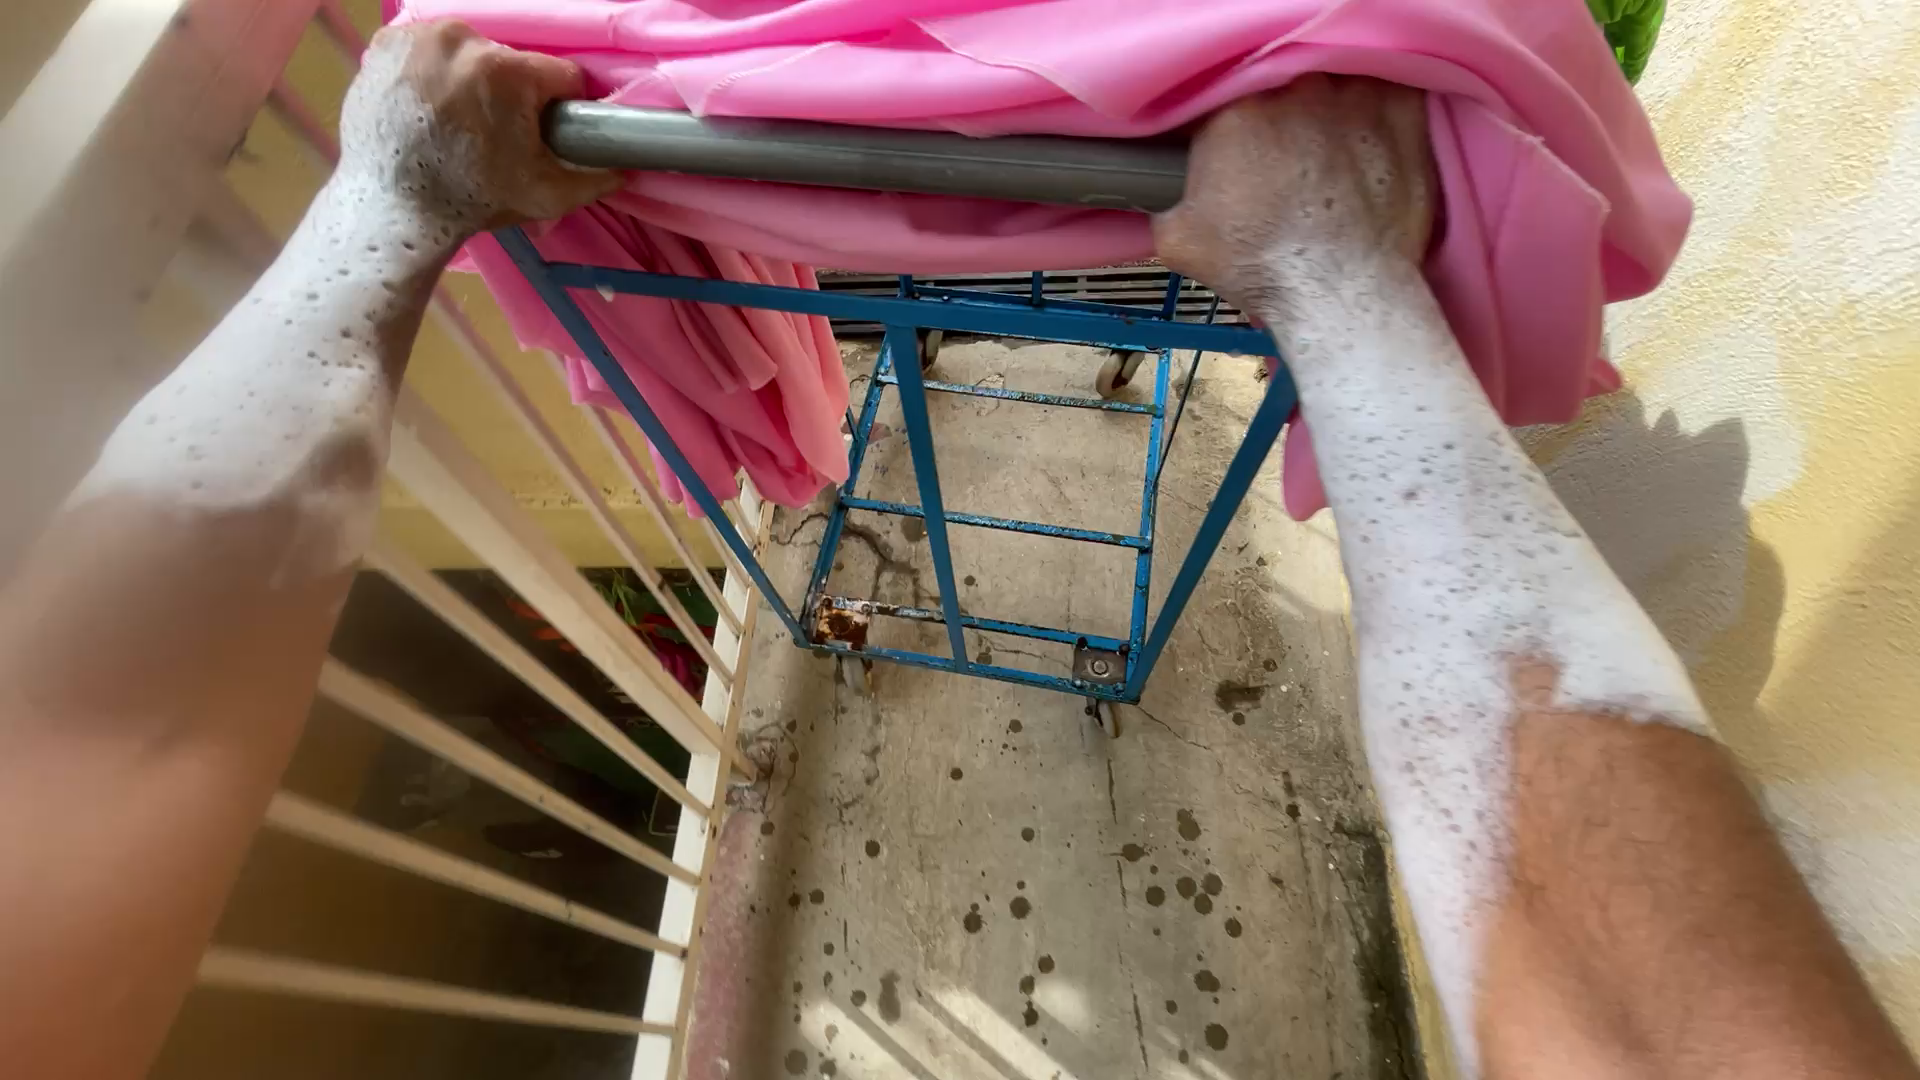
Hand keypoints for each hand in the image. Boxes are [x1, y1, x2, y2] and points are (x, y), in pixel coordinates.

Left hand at [338, 20, 621, 234]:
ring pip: (474, 55)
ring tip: (466, 123)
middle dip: (517, 95)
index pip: (563, 75)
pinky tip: (435, 109)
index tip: (554, 131)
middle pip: (515, 63)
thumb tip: (623, 171)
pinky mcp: (387, 40)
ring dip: (479, 82)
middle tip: (503, 136)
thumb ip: (593, 180)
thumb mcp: (547, 195)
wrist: (395, 201)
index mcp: (507, 71)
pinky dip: (440, 75)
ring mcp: (420, 35)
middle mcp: (463, 39)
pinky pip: (433, 51)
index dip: (567, 107)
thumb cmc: (476, 196)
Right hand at [1154, 75, 1433, 320]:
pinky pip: (1383, 95)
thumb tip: (1161, 191)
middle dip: (1271, 127)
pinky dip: (1370, 118)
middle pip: (1275, 92)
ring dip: (1320, 119)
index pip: (1217, 106)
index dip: (1219, 137)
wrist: (1337, 292)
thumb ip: (1162, 202)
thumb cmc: (1256, 267)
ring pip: (1328, 91)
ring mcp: (1355, 93)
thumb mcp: (1176, 243)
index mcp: (1233, 112)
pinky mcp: (1403, 108)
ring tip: (1316, 167)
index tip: (1225, 163)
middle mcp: (1294, 89)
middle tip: (1272, 171)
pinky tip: (1358, 155)